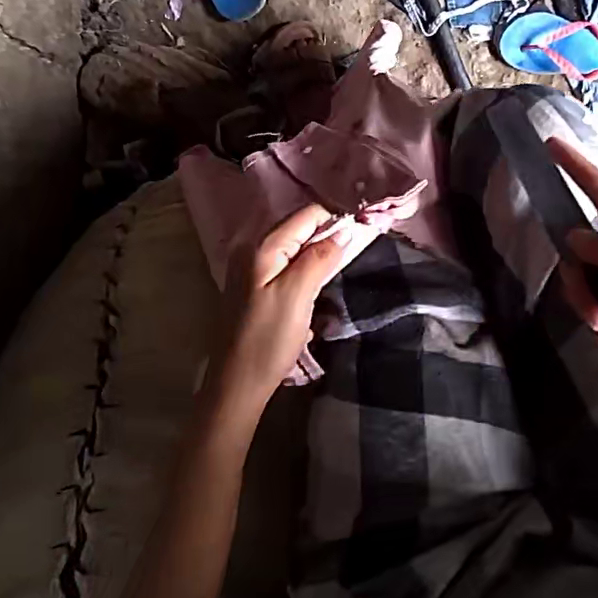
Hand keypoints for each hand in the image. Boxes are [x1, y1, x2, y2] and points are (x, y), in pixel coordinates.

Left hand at [209, 204, 352, 406]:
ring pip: (296, 248)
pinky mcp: (254, 287)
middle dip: (328, 238)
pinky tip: (313, 292)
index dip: (336, 221)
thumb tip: (345, 229)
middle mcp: (252, 249)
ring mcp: (251, 268)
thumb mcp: (299, 294)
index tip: (360, 237)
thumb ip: (320, 257)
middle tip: (350, 259)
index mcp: (262, 246)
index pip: (308, 214)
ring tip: (335, 276)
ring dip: (319, 257)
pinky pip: (288, 265)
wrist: (238, 383)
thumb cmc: (268, 339)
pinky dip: (305, 272)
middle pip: (301, 228)